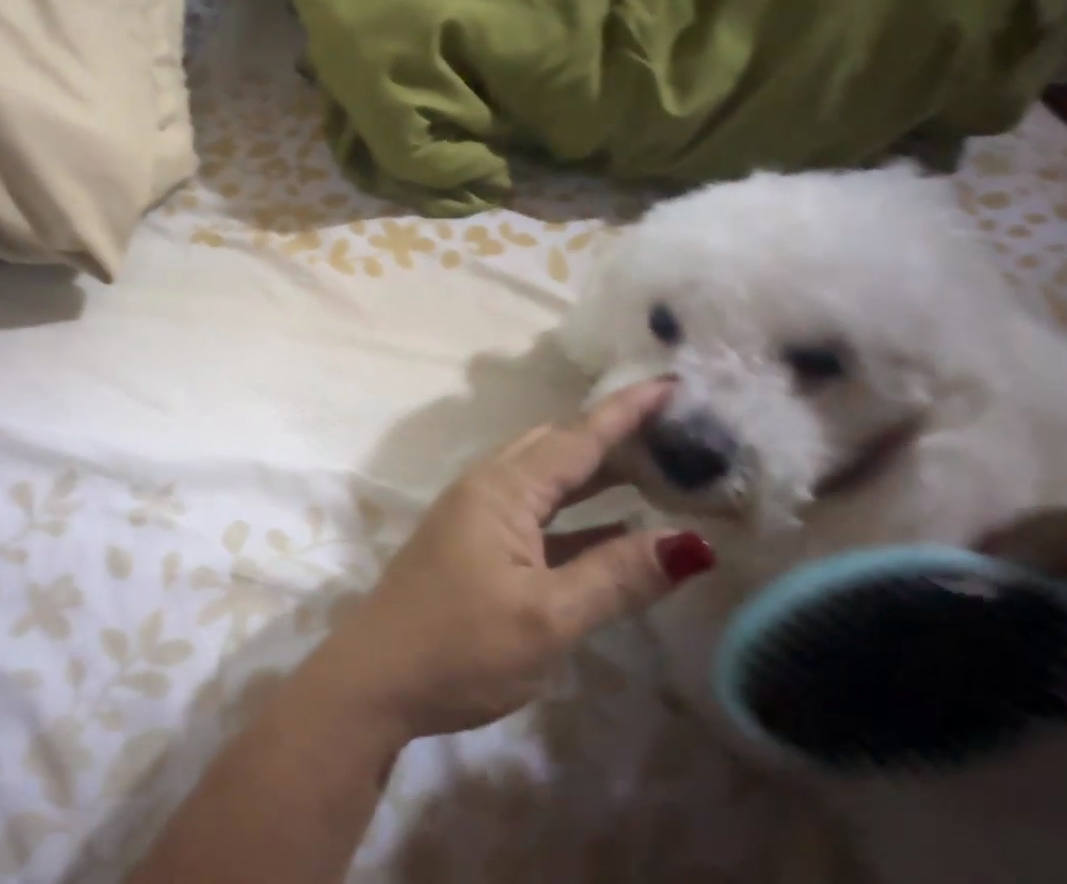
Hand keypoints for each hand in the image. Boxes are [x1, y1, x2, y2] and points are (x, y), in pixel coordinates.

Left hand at [296, 379, 716, 743]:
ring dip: (596, 476)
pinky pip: (534, 515)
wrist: (374, 684)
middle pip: (557, 448)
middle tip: (678, 435)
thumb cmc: (460, 648)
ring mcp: (474, 520)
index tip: (673, 383)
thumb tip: (692, 543)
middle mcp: (485, 491)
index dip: (626, 411)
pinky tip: (614, 532)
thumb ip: (617, 577)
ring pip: (545, 481)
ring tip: (659, 473)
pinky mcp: (471, 550)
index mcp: (501, 491)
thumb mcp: (547, 617)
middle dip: (614, 437)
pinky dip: (576, 515)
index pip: (577, 437)